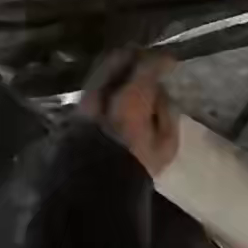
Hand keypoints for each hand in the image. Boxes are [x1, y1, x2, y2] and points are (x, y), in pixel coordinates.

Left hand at [82, 51, 179, 175]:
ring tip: (133, 77)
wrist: (96, 191)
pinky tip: (118, 96)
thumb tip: (161, 95)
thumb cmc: (138, 167)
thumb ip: (166, 113)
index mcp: (130, 97)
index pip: (146, 65)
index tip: (172, 61)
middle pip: (117, 58)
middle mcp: (104, 92)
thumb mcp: (166, 144)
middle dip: (135, 56)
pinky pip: (94, 88)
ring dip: (118, 70)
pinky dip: (108, 85)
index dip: (161, 59)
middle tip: (149, 60)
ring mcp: (86, 101)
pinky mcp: (75, 113)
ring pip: (102, 71)